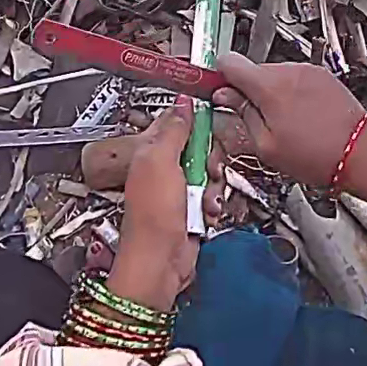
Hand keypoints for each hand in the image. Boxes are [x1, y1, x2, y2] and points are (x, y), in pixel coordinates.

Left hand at [107, 98, 201, 310]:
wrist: (161, 264)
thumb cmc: (153, 217)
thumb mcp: (161, 162)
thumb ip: (174, 129)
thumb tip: (183, 102)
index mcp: (152, 150)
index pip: (178, 120)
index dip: (196, 122)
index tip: (209, 128)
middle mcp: (165, 166)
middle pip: (201, 145)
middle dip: (211, 158)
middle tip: (207, 169)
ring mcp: (180, 187)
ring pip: (211, 170)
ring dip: (213, 185)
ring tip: (205, 198)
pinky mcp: (193, 206)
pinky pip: (214, 193)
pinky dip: (214, 203)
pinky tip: (207, 212)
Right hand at [212, 55, 366, 187]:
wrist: (359, 153)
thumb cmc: (316, 155)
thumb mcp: (266, 144)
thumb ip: (242, 113)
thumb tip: (223, 96)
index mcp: (269, 86)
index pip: (230, 62)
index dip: (219, 76)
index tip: (216, 89)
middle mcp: (289, 71)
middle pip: (253, 70)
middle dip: (248, 91)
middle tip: (254, 119)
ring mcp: (307, 71)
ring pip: (274, 75)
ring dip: (271, 93)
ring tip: (283, 123)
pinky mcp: (321, 75)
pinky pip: (294, 78)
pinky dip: (291, 93)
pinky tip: (300, 117)